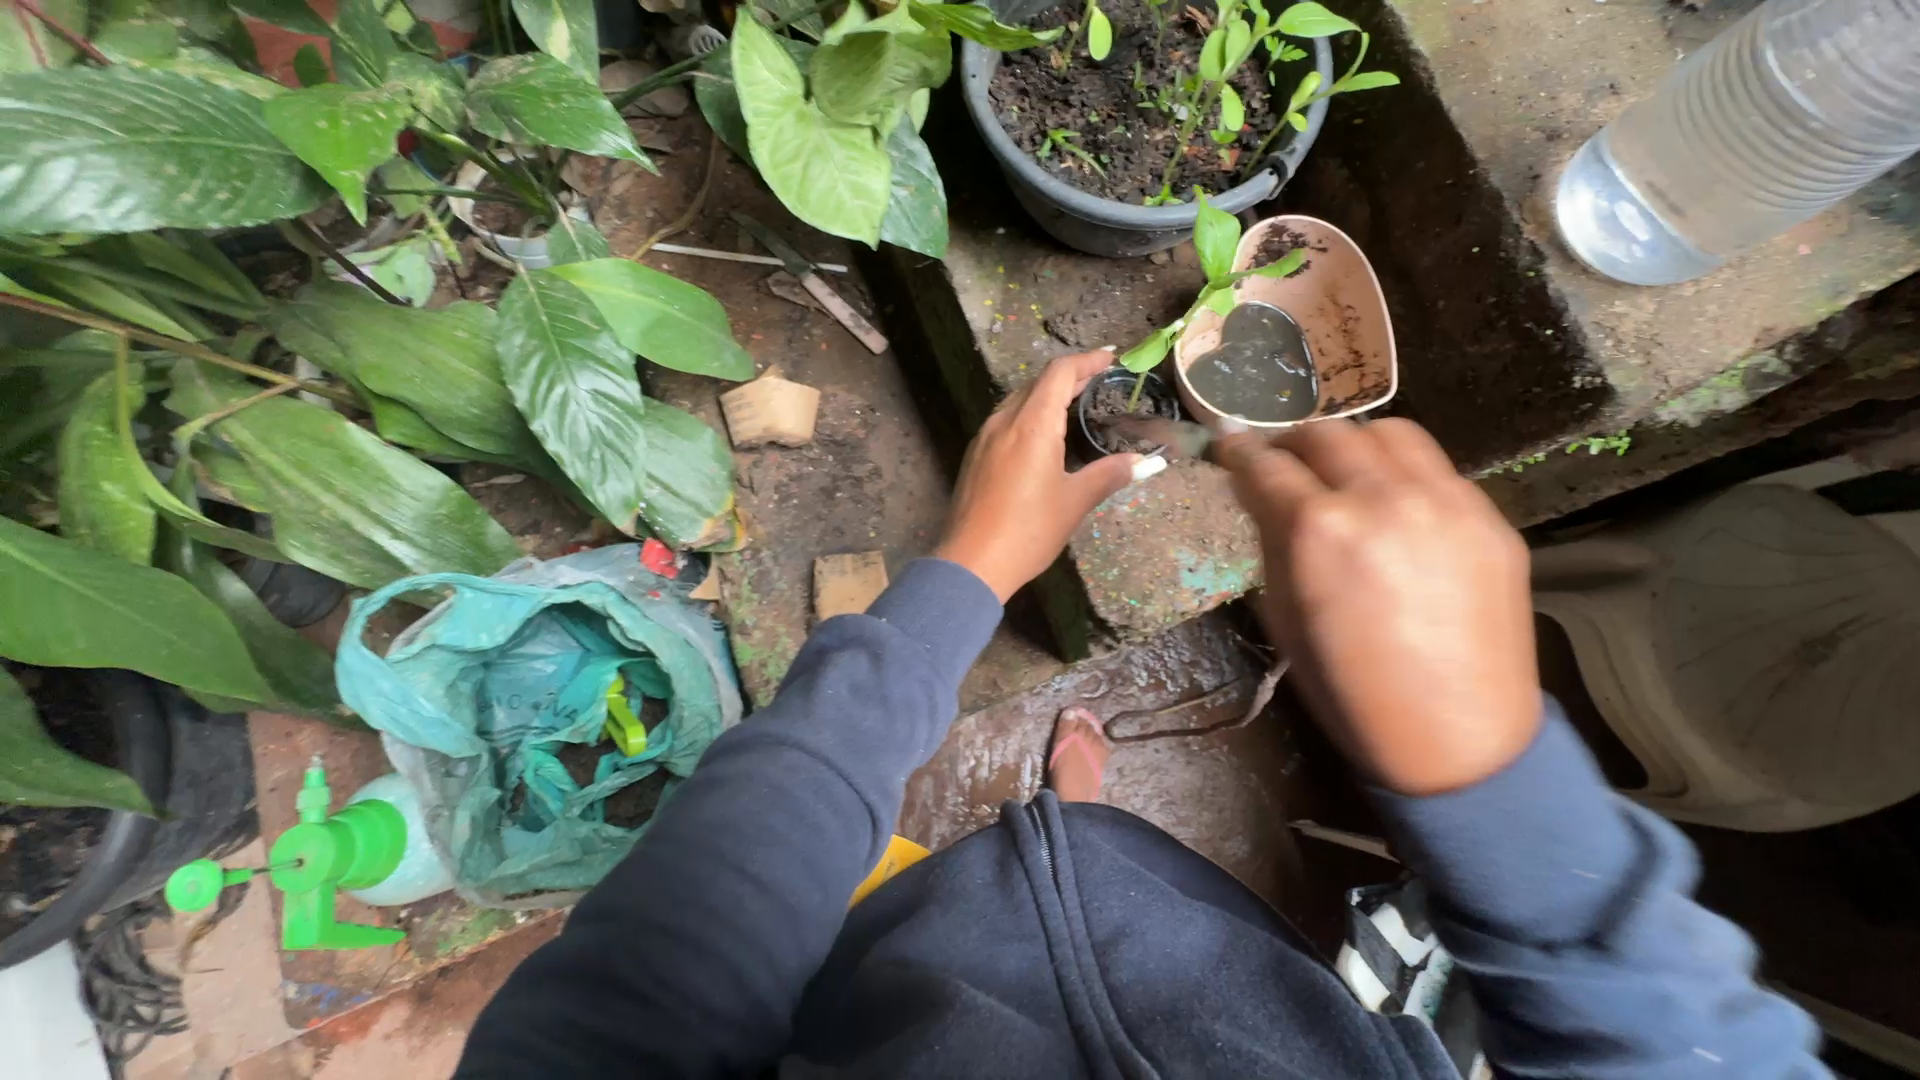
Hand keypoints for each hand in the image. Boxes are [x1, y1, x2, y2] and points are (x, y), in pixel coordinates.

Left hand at [935, 351, 1141, 602]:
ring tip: (1072, 403)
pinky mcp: (974, 458)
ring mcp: (984, 439)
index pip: (1059, 374)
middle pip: (1037, 383)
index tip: (1111, 359)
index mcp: (1032, 425)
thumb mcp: (1074, 502)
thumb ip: (1109, 475)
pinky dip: (1028, 415)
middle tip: (1098, 380)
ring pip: (1017, 401)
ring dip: (1045, 395)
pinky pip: (1004, 421)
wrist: (971, 564)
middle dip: (1068, 376)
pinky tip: (1041, 435)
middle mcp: (1004, 422)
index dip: (1086, 361)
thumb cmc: (1028, 531)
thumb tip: (1147, 462)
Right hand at [1216, 419, 1539, 795]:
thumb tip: (1264, 501)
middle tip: (1279, 461)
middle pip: (1326, 433)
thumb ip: (1272, 545)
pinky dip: (1400, 471)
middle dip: (1291, 441)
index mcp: (1319, 529)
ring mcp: (1445, 501)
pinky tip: (1392, 504)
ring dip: (1351, 443)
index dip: (1238, 452)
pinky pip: (1435, 468)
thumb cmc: (1350, 690)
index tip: (1227, 448)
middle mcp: (1382, 497)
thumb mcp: (1283, 618)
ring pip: (1390, 432)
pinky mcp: (1489, 517)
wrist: (1458, 738)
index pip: (1266, 465)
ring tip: (1339, 470)